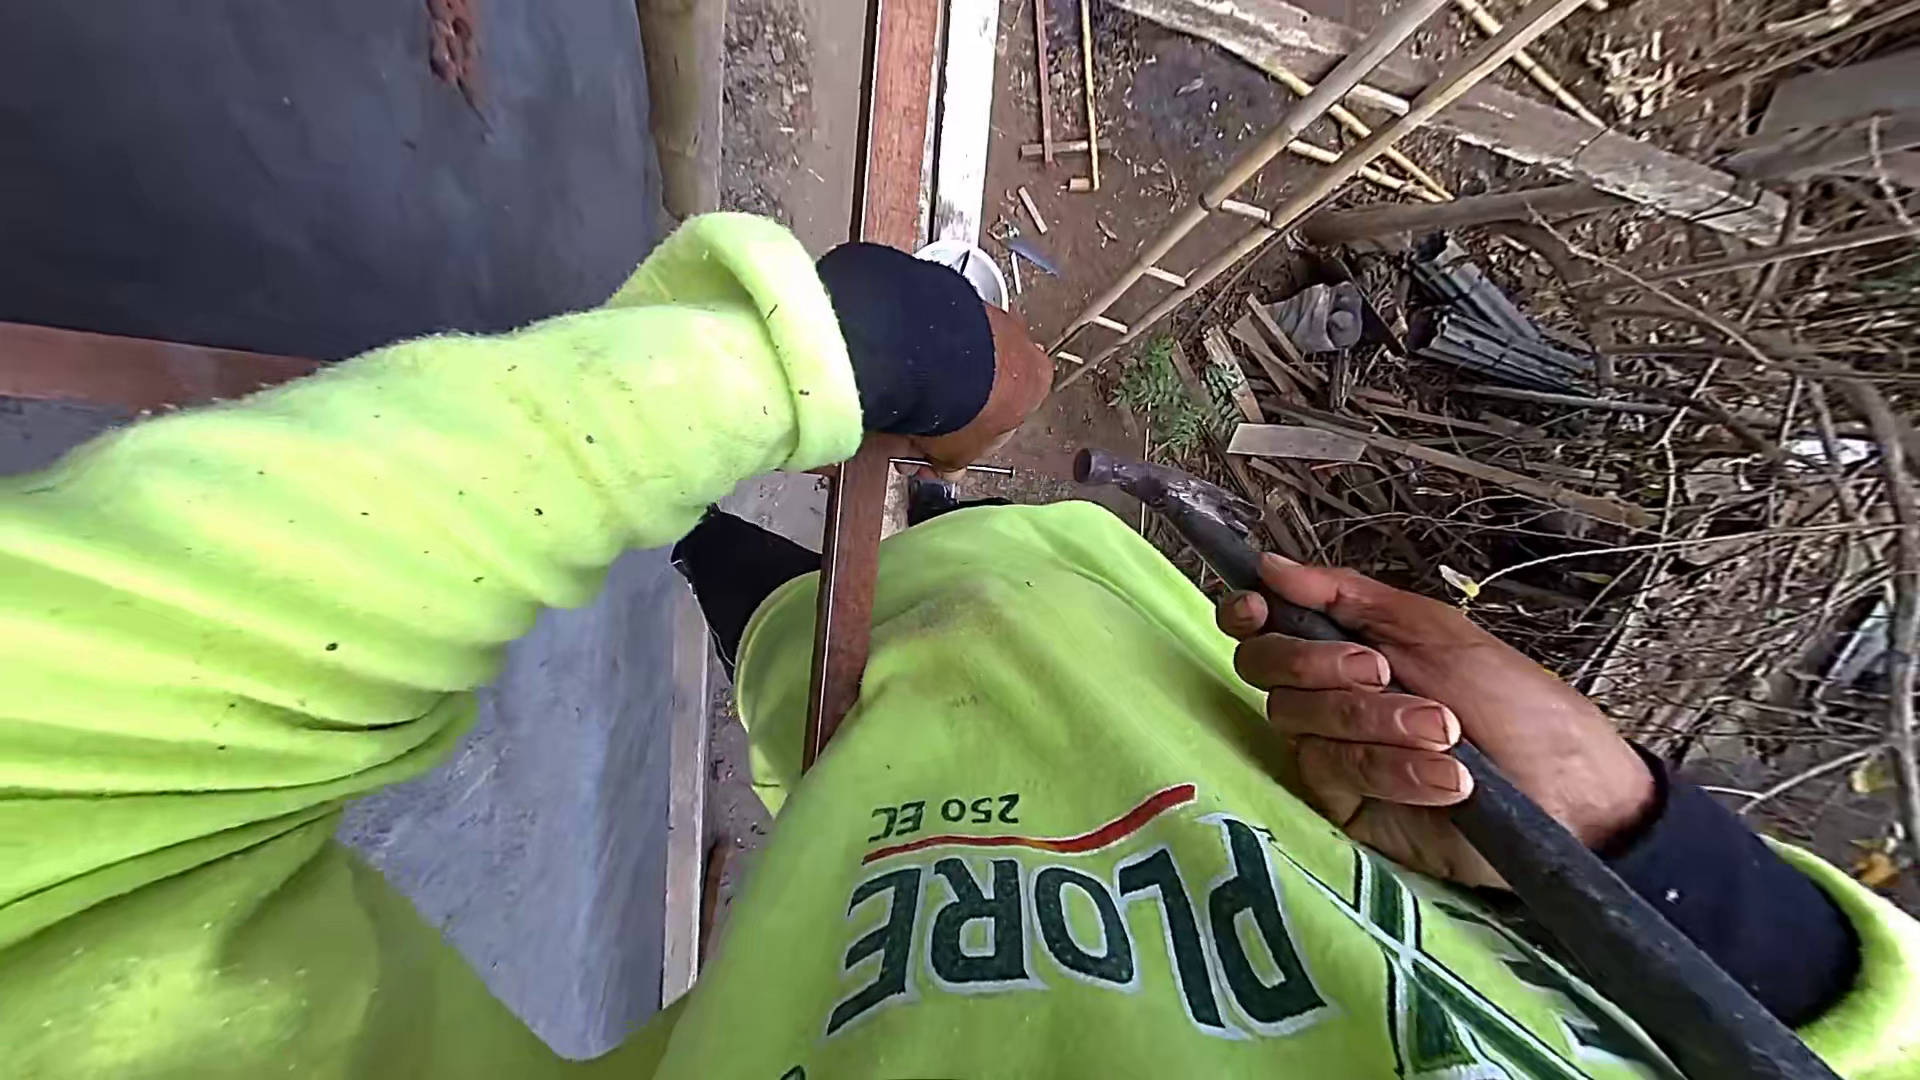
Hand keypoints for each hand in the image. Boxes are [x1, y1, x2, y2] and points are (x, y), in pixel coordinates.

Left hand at [816, 244, 1049, 473]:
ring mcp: (992, 320)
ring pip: (963, 359)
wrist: (941, 361)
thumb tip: (947, 469)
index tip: (948, 444)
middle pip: (984, 386)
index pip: (1005, 418)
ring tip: (909, 400)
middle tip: (923, 427)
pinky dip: (926, 353)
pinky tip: (906, 372)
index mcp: (1037, 384)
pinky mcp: (961, 301)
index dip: (971, 436)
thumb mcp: (962, 453)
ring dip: (938, 381)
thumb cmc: (967, 406)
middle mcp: (1021, 346)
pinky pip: (942, 334)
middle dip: (954, 409)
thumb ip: (956, 461)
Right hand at [1217, 555, 1654, 886]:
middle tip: (1378, 670)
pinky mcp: (1338, 797)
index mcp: (1334, 644)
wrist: (1575, 798)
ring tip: (1444, 731)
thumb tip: (1270, 565)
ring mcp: (1323, 743)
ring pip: (1294, 716)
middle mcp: (1317, 691)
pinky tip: (1447, 777)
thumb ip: (1346, 594)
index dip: (1244, 613)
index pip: (1259, 625)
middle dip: (1313, 663)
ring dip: (1369, 719)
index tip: (1258, 609)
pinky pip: (1331, 769)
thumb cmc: (1511, 701)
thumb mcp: (1433, 629)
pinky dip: (1391, 767)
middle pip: (1261, 665)